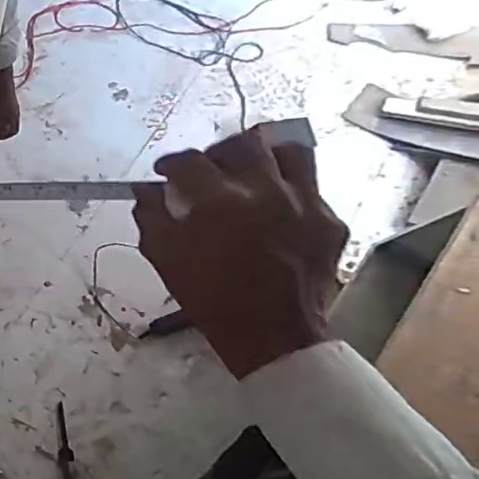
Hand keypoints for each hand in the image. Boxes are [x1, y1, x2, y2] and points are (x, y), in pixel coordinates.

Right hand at [130, 130, 347, 378]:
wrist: (270, 334)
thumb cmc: (209, 297)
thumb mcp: (163, 257)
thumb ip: (151, 216)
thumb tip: (147, 191)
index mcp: (217, 201)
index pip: (188, 161)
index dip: (170, 163)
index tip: (166, 171)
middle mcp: (264, 192)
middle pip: (242, 144)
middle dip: (217, 152)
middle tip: (209, 168)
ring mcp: (304, 204)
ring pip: (289, 152)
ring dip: (265, 156)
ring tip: (252, 170)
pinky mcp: (330, 221)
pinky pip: (311, 188)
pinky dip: (290, 191)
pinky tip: (276, 208)